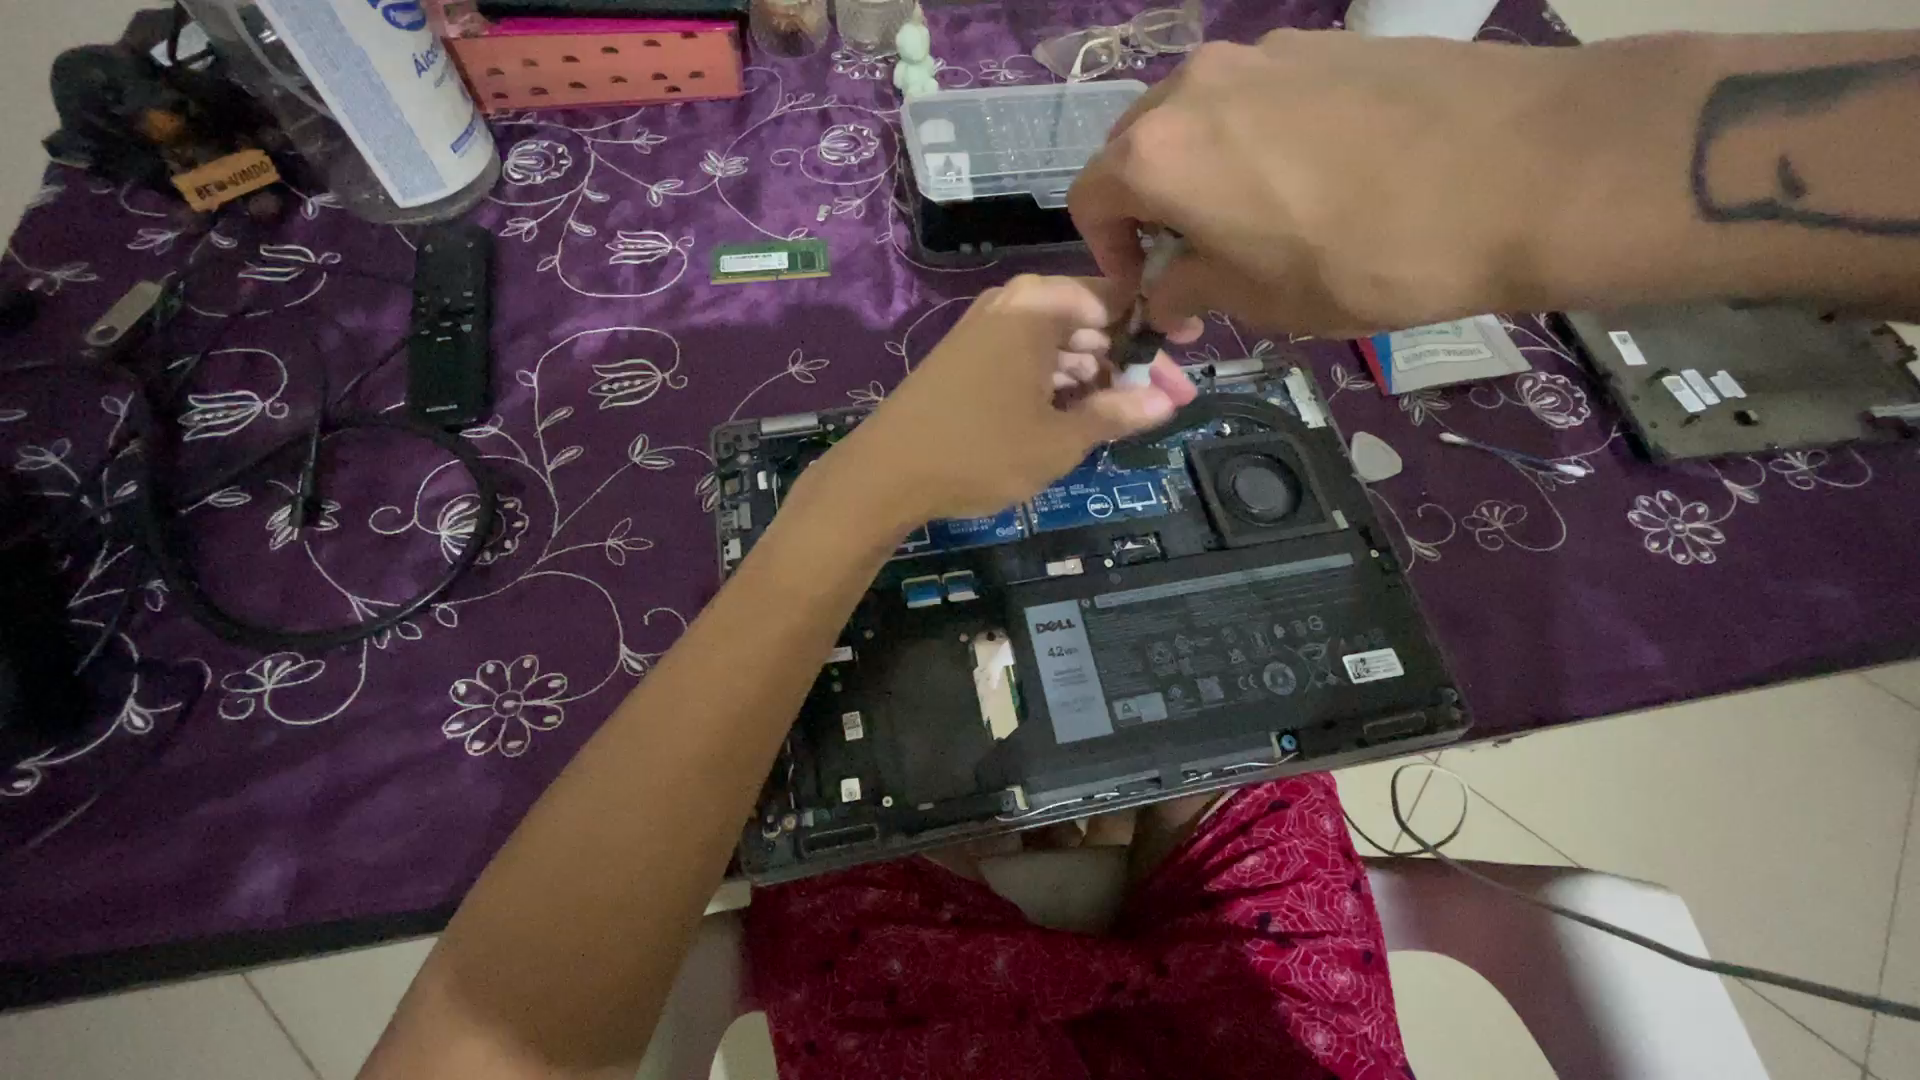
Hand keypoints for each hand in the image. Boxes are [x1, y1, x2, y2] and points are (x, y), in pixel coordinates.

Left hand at [816, 275, 1197, 524]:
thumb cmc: (982, 452)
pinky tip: (1074, 413)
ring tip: (1123, 416)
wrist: (886, 474)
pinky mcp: (968, 356)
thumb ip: (1115, 414)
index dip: (1157, 336)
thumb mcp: (1059, 439)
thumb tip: (1165, 402)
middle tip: (1162, 405)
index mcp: (1040, 307)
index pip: (1119, 304)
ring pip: (1058, 344)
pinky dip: (1055, 382)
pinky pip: (1027, 357)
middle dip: (1127, 364)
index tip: (1186, 365)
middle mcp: (1013, 305)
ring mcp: (985, 329)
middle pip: (1089, 324)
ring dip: (1092, 376)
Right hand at [1069, 31, 1572, 335]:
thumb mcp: (1256, 300)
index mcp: (1159, 154)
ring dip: (1196, 175)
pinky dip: (1248, 141)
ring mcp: (1262, 52)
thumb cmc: (1366, 257)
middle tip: (1191, 260)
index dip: (1106, 254)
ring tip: (1250, 221)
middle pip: (1134, 151)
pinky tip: (1306, 177)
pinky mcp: (1322, 41)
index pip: (1088, 200)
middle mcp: (1194, 86)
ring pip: (1193, 120)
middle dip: (1146, 212)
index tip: (1146, 289)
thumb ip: (1186, 291)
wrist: (1526, 170)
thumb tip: (1164, 293)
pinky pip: (1252, 97)